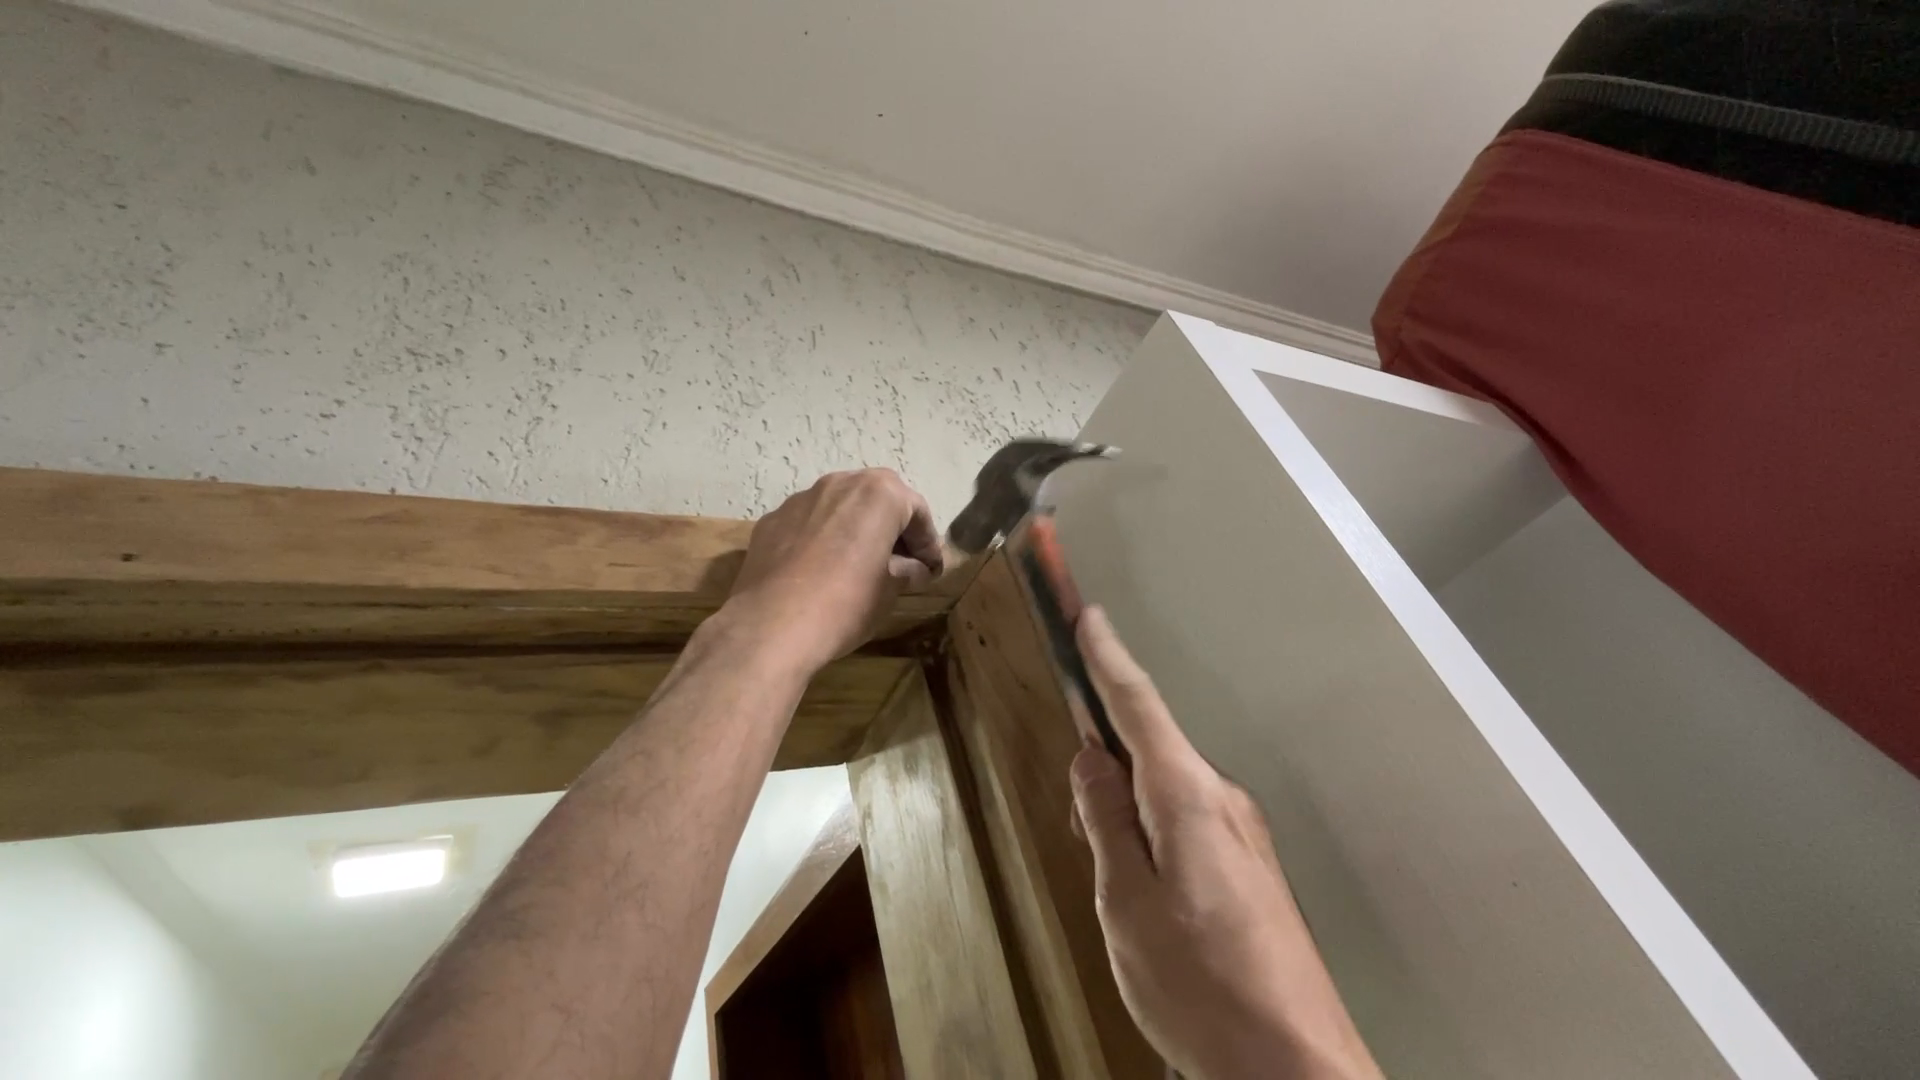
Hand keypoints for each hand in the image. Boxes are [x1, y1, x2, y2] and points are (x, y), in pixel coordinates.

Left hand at [718, 469, 944, 674]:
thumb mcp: (890, 590)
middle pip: (876, 499)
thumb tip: (915, 569)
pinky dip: (822, 540)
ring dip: (855, 530)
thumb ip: (908, 570)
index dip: (928, 542)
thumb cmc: (847, 604)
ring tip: (860, 565)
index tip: (931, 569)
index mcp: (878, 494)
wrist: (772, 627)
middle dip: (891, 528)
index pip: (916, 511)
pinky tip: (821, 571)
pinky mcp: (771, 522)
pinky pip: (808, 525)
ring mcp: (800, 500)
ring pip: (839, 508)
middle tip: (901, 562)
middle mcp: (839, 484)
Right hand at [1068, 607, 1381, 1079]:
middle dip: (1106, 759)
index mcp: (1186, 797)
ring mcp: (1242, 832)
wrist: (1296, 1067)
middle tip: (1079, 820)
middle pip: (1149, 750)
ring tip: (1111, 876)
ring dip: (1127, 805)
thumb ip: (1106, 823)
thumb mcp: (1126, 905)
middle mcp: (1221, 799)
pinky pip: (1187, 820)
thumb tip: (1091, 760)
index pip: (1137, 706)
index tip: (1087, 613)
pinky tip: (1144, 886)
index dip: (1107, 657)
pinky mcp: (1249, 865)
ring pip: (1165, 791)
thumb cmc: (1199, 984)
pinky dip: (1152, 828)